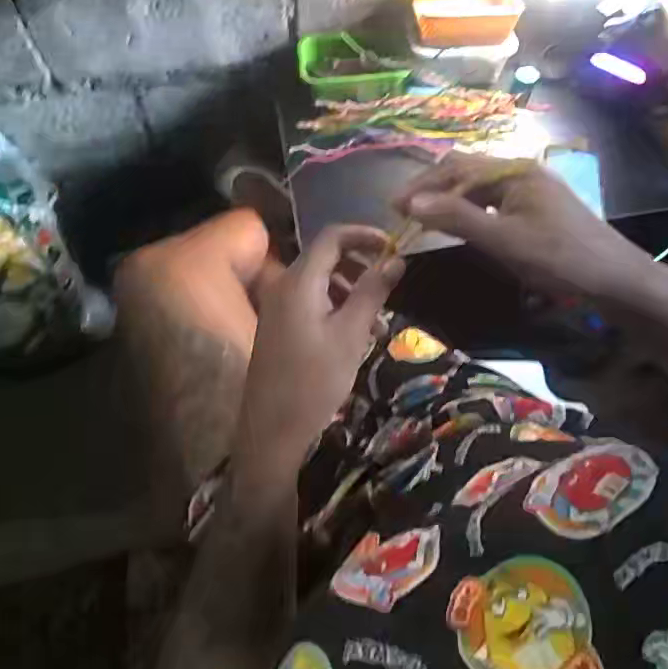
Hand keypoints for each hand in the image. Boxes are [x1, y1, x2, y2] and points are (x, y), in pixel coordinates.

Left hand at [231, 225, 402, 486]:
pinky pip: (310, 300)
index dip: (365, 234)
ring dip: (351, 288)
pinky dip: (336, 305)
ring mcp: (277, 306)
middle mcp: (283, 285)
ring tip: (379, 318)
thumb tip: (397, 259)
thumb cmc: (313, 382)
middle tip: (390, 282)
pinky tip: (356, 332)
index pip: (332, 236)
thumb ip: (373, 291)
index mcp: (299, 281)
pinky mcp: (277, 325)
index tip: (394, 246)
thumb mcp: (351, 334)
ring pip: (320, 280)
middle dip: (361, 264)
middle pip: (326, 256)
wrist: (270, 433)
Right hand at [395, 154, 656, 299]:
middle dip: (433, 187)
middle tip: (404, 210)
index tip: (393, 205)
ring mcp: (530, 188)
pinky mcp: (536, 206)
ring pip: (479, 186)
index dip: (422, 185)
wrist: (616, 280)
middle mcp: (520, 171)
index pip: (456, 169)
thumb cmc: (559, 258)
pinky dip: (469, 208)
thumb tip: (411, 202)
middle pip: (466, 171)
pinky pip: (493, 199)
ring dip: (450, 198)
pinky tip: (460, 223)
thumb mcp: (503, 240)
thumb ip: (457, 218)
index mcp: (513, 171)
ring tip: (423, 216)